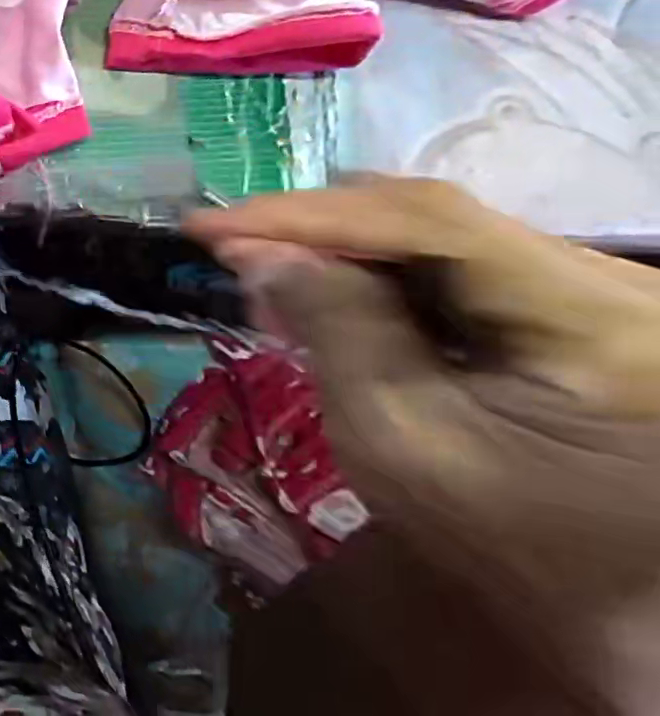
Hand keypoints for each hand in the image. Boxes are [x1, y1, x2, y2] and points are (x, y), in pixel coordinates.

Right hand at [187, 177, 659, 703]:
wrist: (606, 605)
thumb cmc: (502, 537)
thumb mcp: (393, 428)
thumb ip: (331, 322)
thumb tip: (254, 248)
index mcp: (603, 321)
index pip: (429, 224)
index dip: (306, 214)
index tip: (205, 228)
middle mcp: (616, 286)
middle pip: (429, 218)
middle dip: (311, 229)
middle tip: (225, 250)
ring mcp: (594, 294)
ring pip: (429, 232)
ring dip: (330, 248)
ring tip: (261, 275)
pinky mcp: (562, 309)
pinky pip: (442, 262)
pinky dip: (364, 269)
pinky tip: (317, 290)